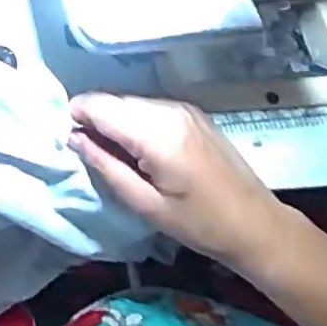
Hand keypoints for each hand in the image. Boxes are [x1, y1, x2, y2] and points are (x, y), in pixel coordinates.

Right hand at [68, 93, 293, 267]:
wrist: (258, 225)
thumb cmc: (200, 224)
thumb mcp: (146, 204)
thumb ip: (105, 166)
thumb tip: (73, 137)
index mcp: (156, 133)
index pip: (100, 105)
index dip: (77, 114)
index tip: (68, 134)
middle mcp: (167, 109)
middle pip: (114, 100)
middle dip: (96, 117)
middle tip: (90, 148)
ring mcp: (181, 106)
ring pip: (130, 101)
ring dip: (116, 118)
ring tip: (118, 151)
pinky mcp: (190, 109)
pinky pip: (149, 106)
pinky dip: (136, 119)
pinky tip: (142, 146)